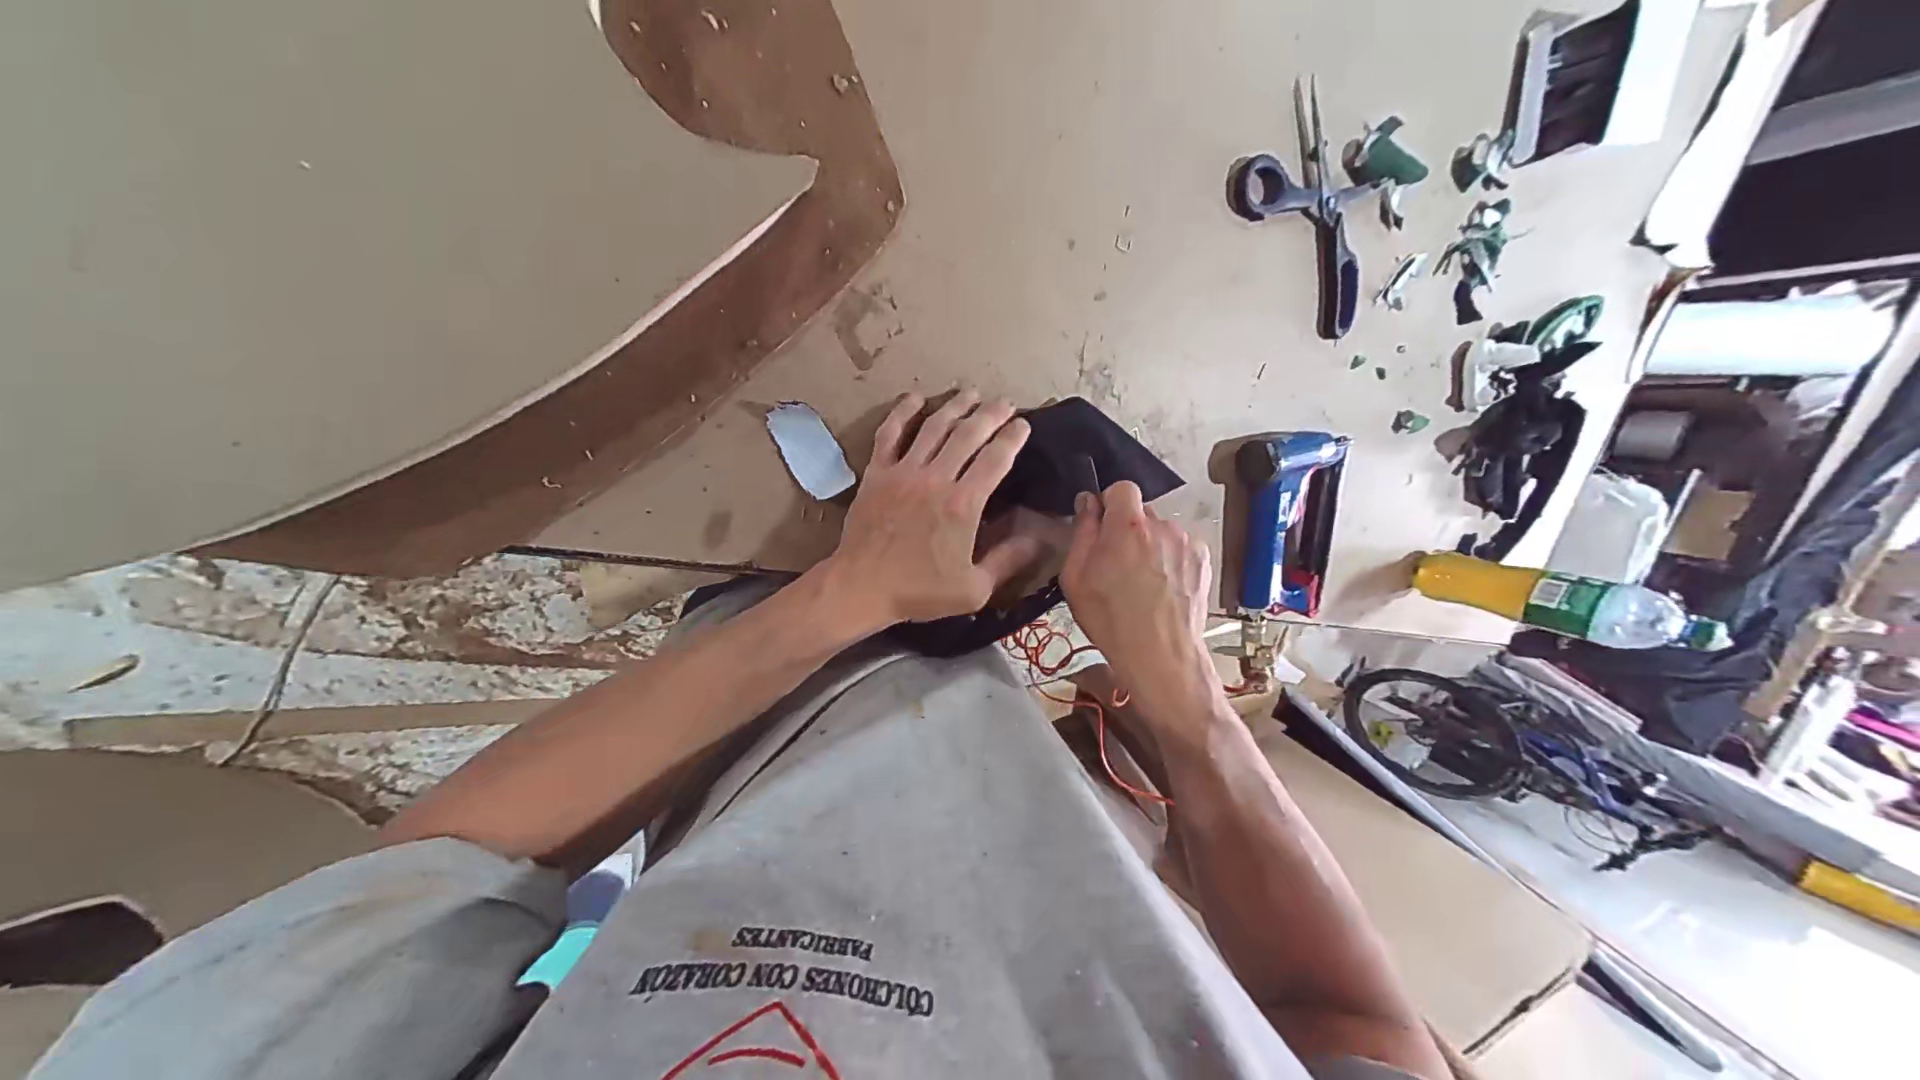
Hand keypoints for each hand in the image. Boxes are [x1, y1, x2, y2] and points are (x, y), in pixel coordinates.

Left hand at [820, 389, 1037, 628]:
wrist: (861, 587)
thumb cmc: (919, 591)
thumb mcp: (974, 589)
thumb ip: (1008, 560)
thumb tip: (1038, 538)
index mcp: (963, 505)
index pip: (995, 459)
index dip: (1013, 439)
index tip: (1023, 425)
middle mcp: (935, 478)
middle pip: (969, 434)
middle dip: (991, 414)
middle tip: (1005, 403)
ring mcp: (903, 471)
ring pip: (933, 427)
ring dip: (955, 406)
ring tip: (970, 393)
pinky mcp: (877, 473)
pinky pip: (890, 433)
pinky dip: (903, 412)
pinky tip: (915, 398)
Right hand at [1060, 482, 1223, 722]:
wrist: (1161, 655)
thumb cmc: (1110, 620)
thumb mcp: (1076, 578)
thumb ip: (1082, 532)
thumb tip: (1088, 503)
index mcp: (1127, 525)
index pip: (1121, 488)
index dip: (1110, 503)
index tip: (1103, 527)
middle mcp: (1161, 525)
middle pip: (1141, 512)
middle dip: (1128, 530)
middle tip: (1118, 564)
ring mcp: (1186, 542)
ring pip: (1161, 532)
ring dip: (1150, 546)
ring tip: (1143, 583)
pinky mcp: (1203, 559)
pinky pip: (1179, 548)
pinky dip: (1170, 560)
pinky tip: (1162, 588)